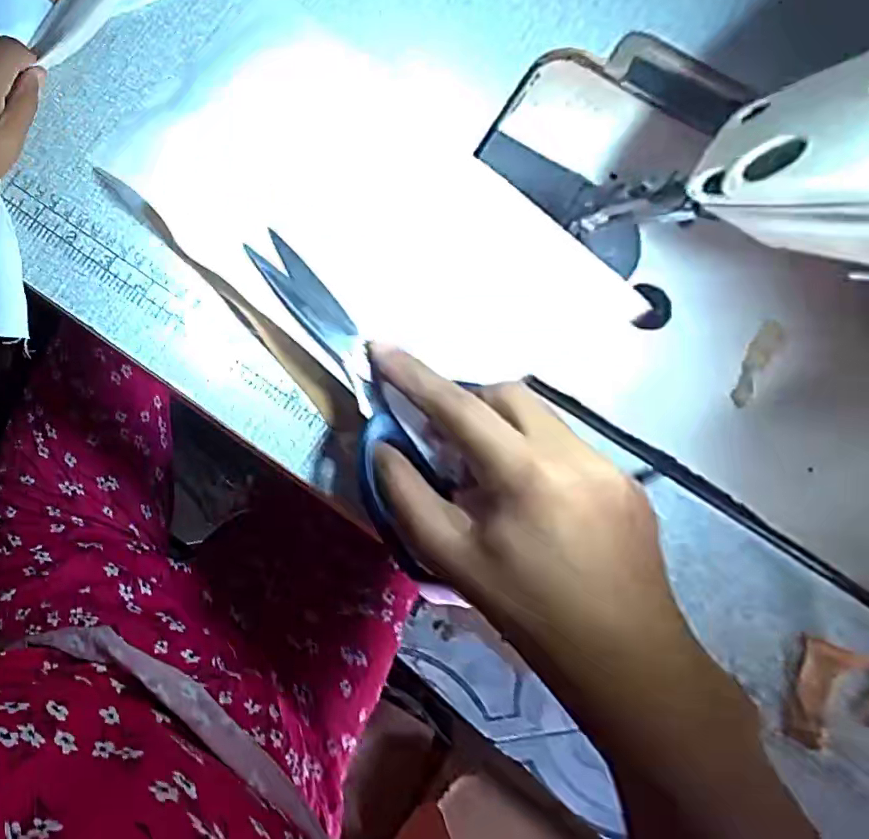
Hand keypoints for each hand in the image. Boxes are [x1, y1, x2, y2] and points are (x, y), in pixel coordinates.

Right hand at [368, 345, 703, 688]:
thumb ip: (402, 485)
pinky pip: (560, 441)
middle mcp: (575, 458)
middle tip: (433, 435)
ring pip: (537, 415)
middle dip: (462, 399)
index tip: (379, 348)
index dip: (412, 374)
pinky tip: (514, 491)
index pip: (458, 405)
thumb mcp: (441, 547)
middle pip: (506, 394)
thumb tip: (385, 444)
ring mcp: (609, 470)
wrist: (624, 656)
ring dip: (493, 424)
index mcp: (526, 474)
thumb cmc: (520, 601)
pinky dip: (522, 446)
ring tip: (473, 470)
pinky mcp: (625, 485)